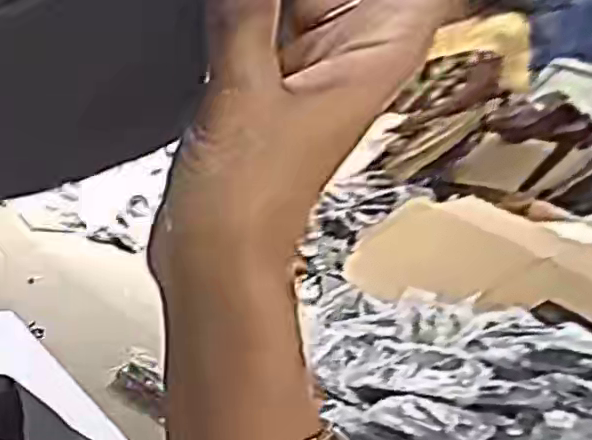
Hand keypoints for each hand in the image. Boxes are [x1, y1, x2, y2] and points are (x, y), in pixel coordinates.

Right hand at [150, 0, 456, 279]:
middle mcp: (350, 49)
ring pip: (274, 14)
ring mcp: (299, 75)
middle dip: (261, 9)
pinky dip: (222, 42)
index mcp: (385, 34)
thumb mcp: (239, 98)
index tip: (246, 10)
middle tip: (228, 22)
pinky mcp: (256, 98)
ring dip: (239, 21)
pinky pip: (245, 45)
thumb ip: (242, 18)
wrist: (207, 261)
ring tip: (224, 59)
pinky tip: (206, 53)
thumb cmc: (244, 208)